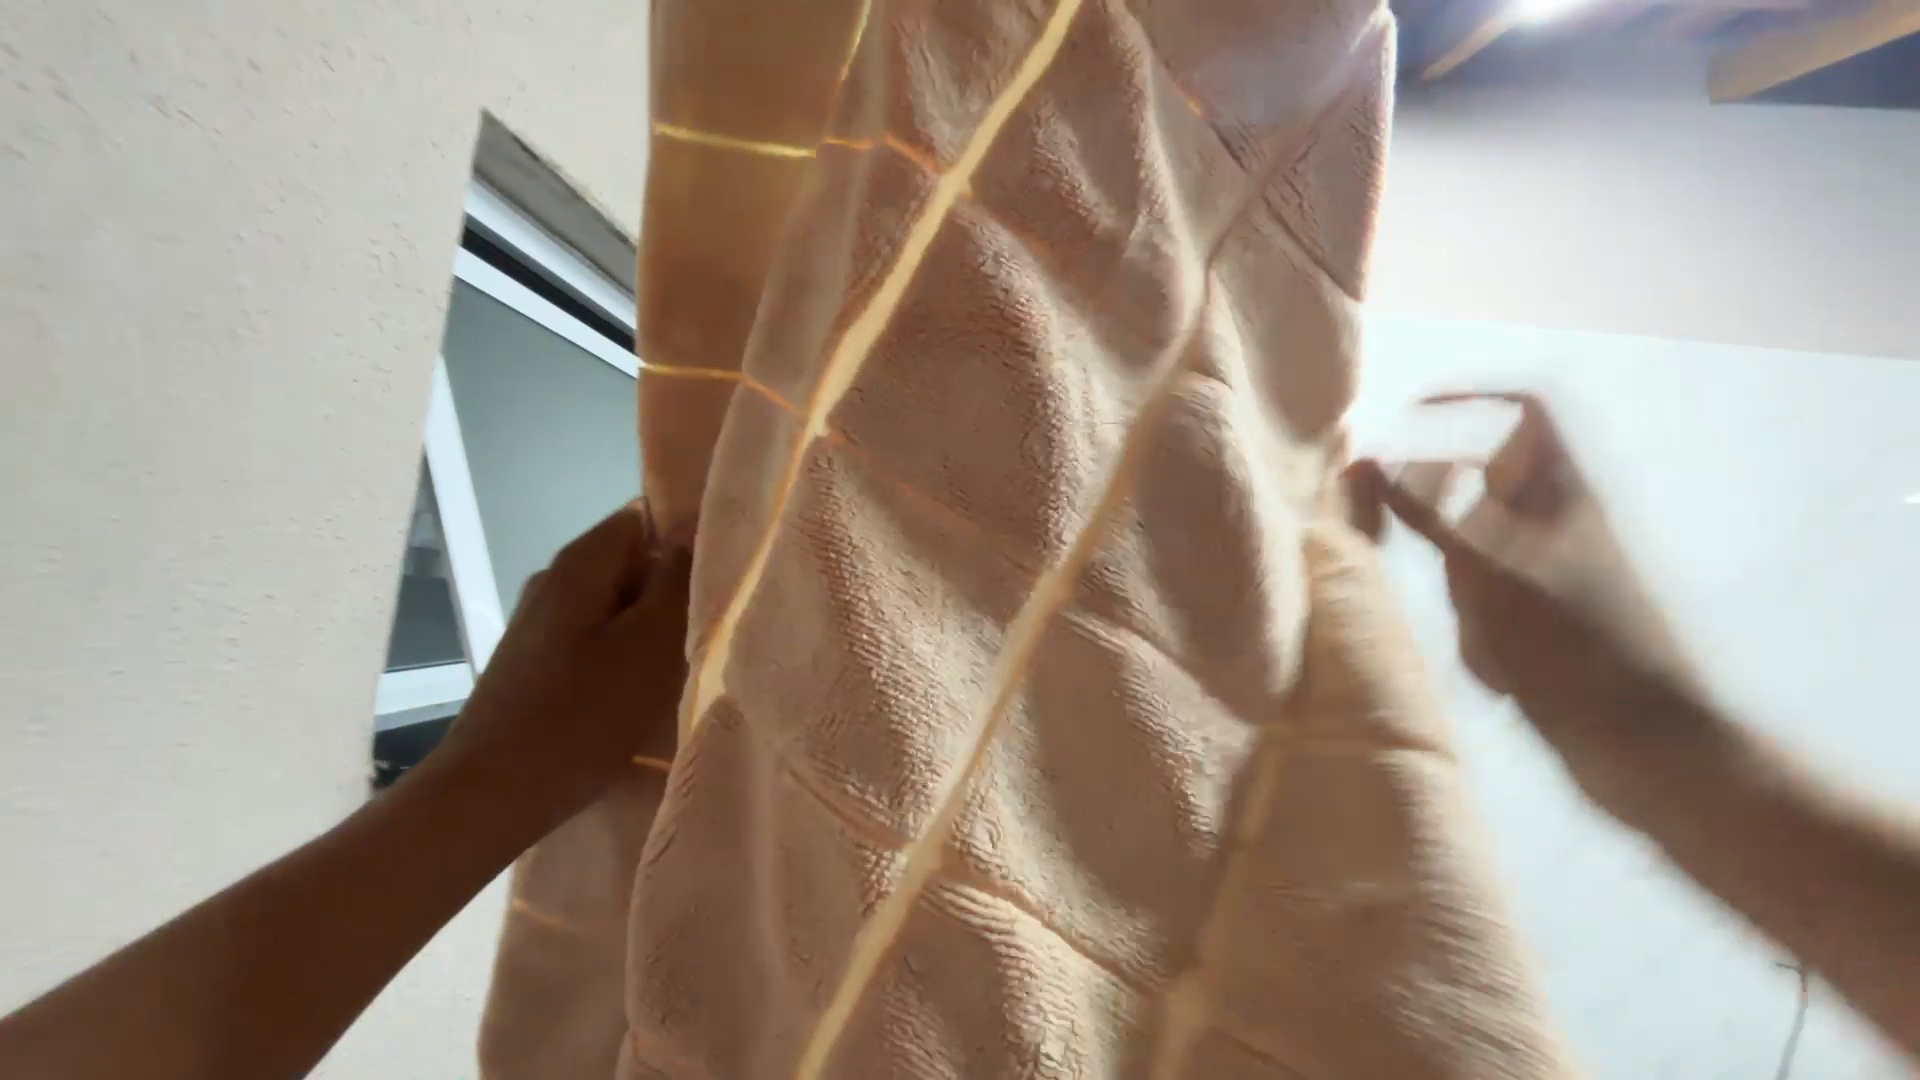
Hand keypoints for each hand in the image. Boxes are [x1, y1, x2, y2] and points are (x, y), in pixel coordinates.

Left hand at [432, 499, 693, 827]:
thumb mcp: (650, 642)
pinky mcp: (537, 661)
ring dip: (653, 627)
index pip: (645, 516)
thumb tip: (695, 527)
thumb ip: (677, 580)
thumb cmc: (583, 712)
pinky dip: (626, 654)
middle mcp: (554, 580)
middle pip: (632, 561)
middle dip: (674, 589)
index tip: (721, 576)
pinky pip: (597, 637)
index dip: (689, 537)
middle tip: (709, 627)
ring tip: (681, 663)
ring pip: (618, 604)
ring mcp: (542, 622)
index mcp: (580, 564)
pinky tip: (641, 691)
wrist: (491, 794)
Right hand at [1347, 392, 1704, 820]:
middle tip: (1425, 560)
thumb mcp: (1489, 568)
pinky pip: (1476, 604)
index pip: (1526, 409)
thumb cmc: (1575, 642)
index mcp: (1565, 492)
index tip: (1406, 414)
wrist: (1644, 744)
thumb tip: (1368, 457)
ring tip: (1488, 638)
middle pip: (1474, 488)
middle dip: (1440, 528)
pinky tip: (1503, 669)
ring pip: (1466, 555)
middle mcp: (1555, 522)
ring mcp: (1543, 570)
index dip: (1469, 398)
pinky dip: (1473, 631)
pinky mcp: (1534, 616)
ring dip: (1460, 596)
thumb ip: (1425, 510)